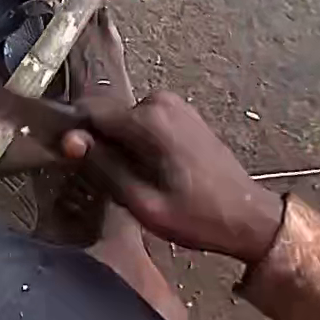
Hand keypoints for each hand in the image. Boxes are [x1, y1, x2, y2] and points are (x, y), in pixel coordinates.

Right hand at [61, 90, 285, 262]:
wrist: (251, 218)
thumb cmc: (198, 217)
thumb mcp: (142, 203)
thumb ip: (103, 167)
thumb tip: (68, 140)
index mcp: (149, 119)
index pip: (89, 111)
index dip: (73, 134)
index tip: (69, 160)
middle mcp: (159, 102)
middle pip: (104, 115)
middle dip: (97, 142)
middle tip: (106, 180)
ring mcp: (172, 104)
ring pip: (119, 119)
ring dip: (115, 144)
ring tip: (128, 178)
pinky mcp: (179, 112)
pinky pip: (138, 120)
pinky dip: (132, 141)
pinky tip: (144, 169)